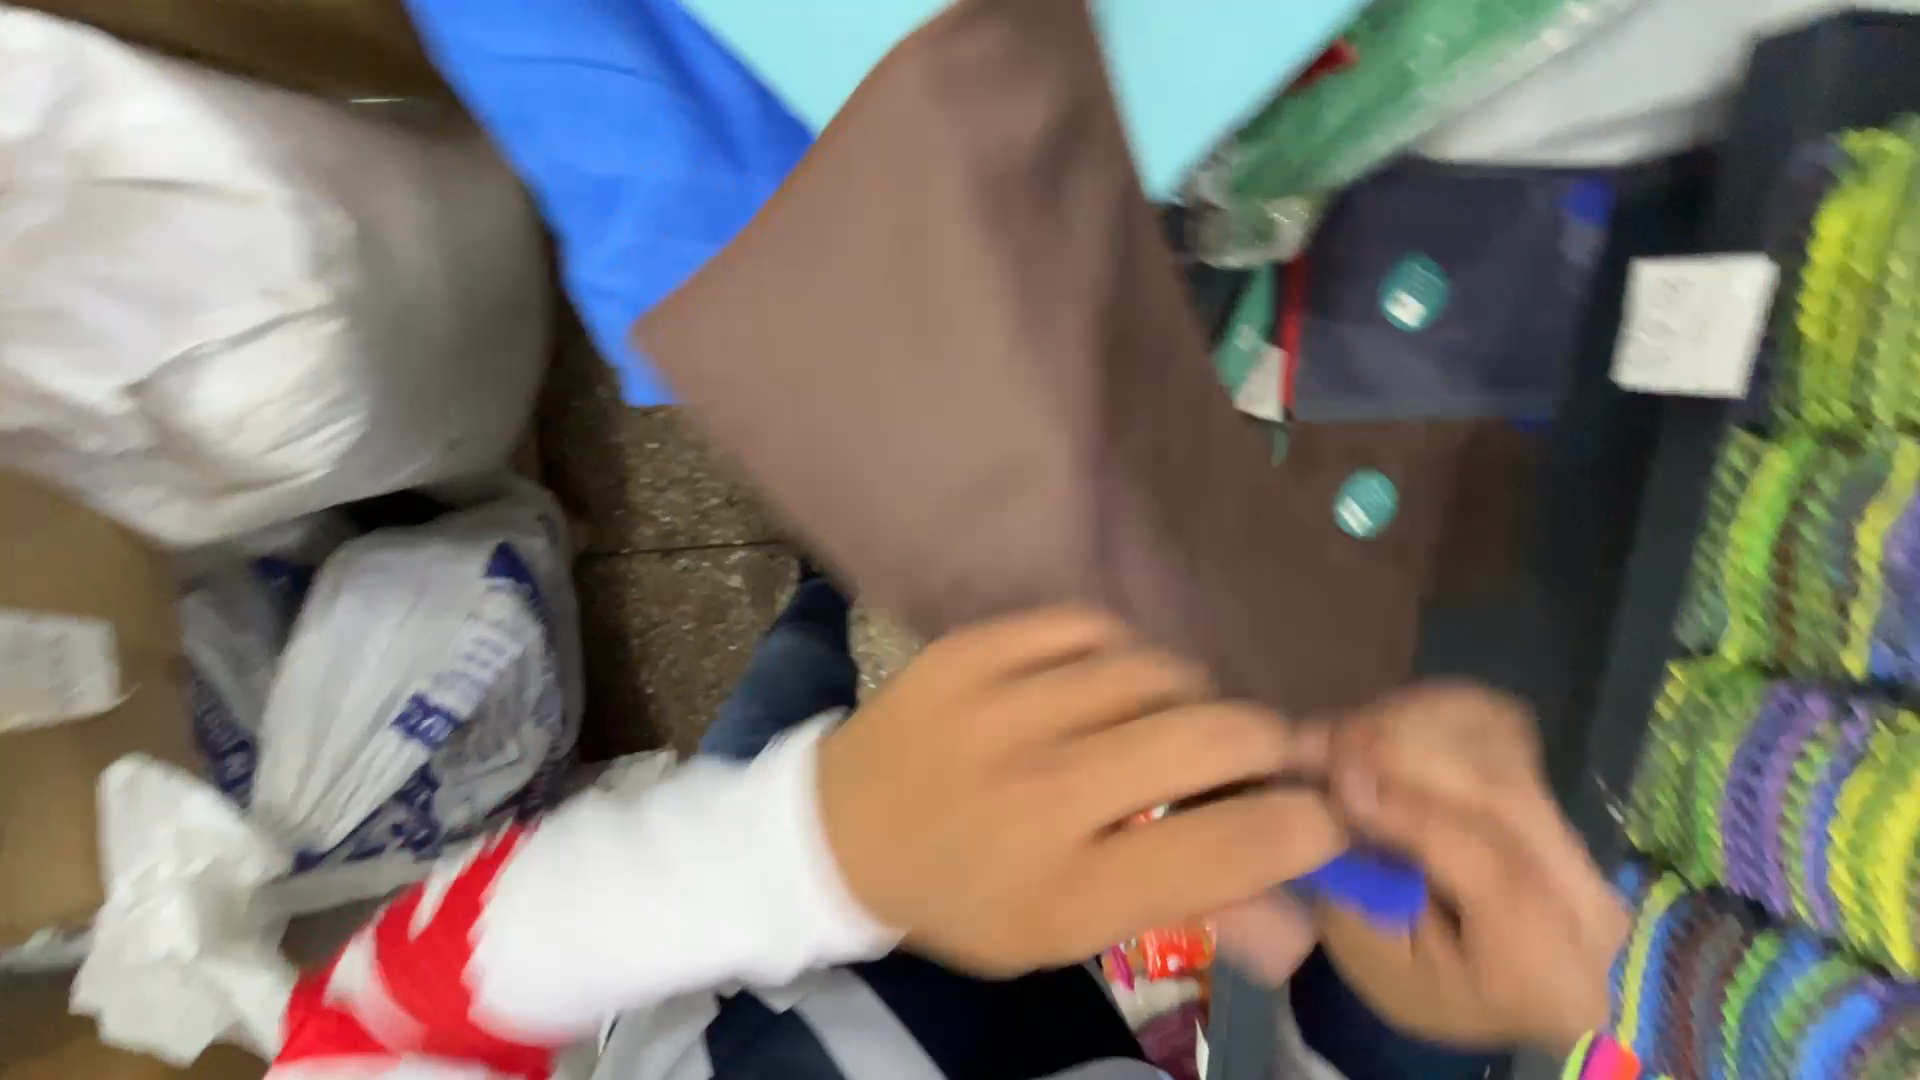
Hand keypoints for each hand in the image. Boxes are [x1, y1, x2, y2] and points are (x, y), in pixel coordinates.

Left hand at [817, 607, 1344, 976]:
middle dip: (1269, 743)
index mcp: (1069, 888)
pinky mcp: (970, 650)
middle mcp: (1041, 792)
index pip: (1232, 848)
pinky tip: (1113, 677)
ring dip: (1192, 692)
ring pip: (1154, 669)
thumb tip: (1295, 909)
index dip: (1306, 827)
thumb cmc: (963, 895)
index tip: (1320, 813)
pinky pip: (1087, 624)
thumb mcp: (1064, 933)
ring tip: (1177, 713)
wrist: (839, 831)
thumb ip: (1178, 911)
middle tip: (1263, 751)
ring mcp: (1001, 708)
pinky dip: (1123, 650)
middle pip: (1209, 738)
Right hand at [1314, 683, 1627, 1054]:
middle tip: (1322, 740)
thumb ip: (1360, 876)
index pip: (1499, 876)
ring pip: (1498, 745)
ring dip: (1406, 724)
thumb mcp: (1367, 948)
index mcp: (1551, 977)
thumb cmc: (1400, 972)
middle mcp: (1589, 902)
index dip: (1415, 816)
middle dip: (1403, 753)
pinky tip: (1378, 729)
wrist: (1455, 971)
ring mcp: (1577, 837)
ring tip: (1340, 735)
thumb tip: (1343, 787)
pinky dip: (1425, 708)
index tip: (1338, 779)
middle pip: (1503, 795)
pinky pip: (1490, 719)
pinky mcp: (1552, 788)